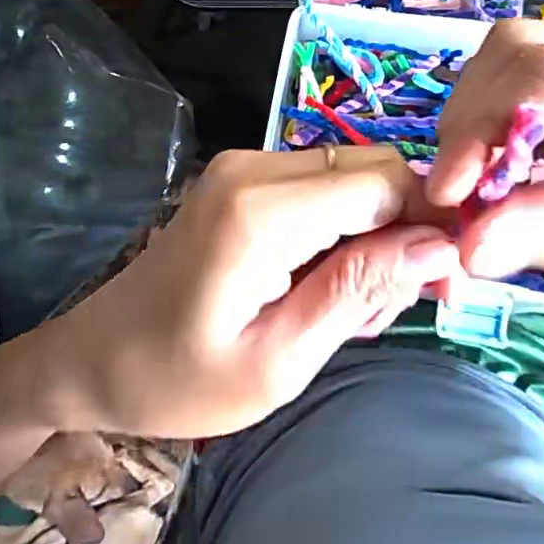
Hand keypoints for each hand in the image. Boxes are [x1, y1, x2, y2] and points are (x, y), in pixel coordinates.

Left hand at [38, 146, 461, 438]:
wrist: (96, 355)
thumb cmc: (178, 378)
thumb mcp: (278, 361)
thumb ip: (359, 292)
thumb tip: (438, 247)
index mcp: (261, 209)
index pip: (384, 183)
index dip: (429, 224)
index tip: (446, 287)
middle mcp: (254, 166)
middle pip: (372, 168)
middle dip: (404, 229)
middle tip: (392, 307)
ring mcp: (245, 164)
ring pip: (352, 175)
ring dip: (374, 233)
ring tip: (352, 306)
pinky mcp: (242, 177)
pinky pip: (320, 184)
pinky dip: (342, 227)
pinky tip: (324, 282)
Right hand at [425, 20, 543, 325]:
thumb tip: (473, 243)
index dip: (492, 125)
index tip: (451, 194)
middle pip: (530, 45)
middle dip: (474, 117)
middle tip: (456, 195)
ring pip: (520, 51)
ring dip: (478, 116)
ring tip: (474, 186)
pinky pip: (534, 77)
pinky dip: (498, 121)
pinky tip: (500, 169)